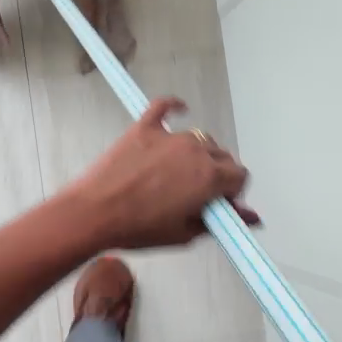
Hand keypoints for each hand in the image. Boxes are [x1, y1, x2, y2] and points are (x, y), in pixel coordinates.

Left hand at [64, 97, 259, 250]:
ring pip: (198, 138)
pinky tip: (179, 109)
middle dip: (218, 174)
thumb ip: (220, 221)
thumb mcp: (185, 234)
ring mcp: (169, 137)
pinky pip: (164, 107)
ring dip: (197, 152)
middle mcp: (195, 151)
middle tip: (200, 192)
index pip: (240, 176)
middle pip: (222, 156)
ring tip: (180, 171)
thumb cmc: (136, 227)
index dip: (232, 192)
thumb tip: (248, 218)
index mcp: (210, 177)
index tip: (220, 201)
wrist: (94, 213)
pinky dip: (173, 107)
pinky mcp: (144, 128)